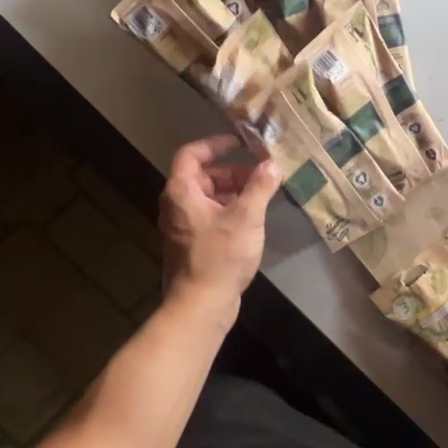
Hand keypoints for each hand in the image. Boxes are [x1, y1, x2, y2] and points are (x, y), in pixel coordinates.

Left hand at [158, 136, 279, 321]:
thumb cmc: (221, 255)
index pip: (191, 154)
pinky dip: (227, 209)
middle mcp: (175, 205)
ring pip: (206, 197)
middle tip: (259, 174)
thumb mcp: (247, 216)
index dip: (214, 144)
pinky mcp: (191, 244)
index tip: (238, 143)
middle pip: (201, 176)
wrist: (201, 303)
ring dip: (232, 191)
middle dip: (231, 171)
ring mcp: (181, 226)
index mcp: (181, 192)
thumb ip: (260, 186)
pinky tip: (251, 219)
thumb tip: (272, 164)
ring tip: (260, 195)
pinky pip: (208, 215)